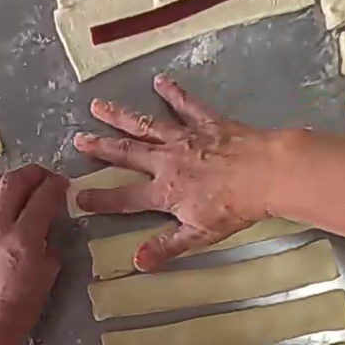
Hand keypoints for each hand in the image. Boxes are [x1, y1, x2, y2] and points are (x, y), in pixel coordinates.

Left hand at [0, 164, 65, 333]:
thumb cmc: (27, 298)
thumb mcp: (50, 267)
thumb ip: (50, 236)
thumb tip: (50, 218)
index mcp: (24, 239)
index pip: (42, 197)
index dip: (56, 185)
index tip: (64, 184)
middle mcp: (0, 227)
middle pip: (14, 182)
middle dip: (34, 173)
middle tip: (47, 177)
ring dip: (12, 178)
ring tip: (26, 183)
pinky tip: (8, 198)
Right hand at [73, 74, 299, 271]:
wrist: (267, 173)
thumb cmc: (234, 208)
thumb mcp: (198, 236)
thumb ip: (165, 247)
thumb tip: (137, 262)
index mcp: (164, 192)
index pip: (124, 199)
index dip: (99, 200)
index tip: (77, 198)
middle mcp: (166, 161)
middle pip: (126, 154)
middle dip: (100, 147)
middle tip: (78, 139)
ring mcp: (185, 138)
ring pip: (145, 125)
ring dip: (120, 116)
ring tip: (98, 106)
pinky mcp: (206, 123)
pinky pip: (186, 105)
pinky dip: (172, 93)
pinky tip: (159, 82)